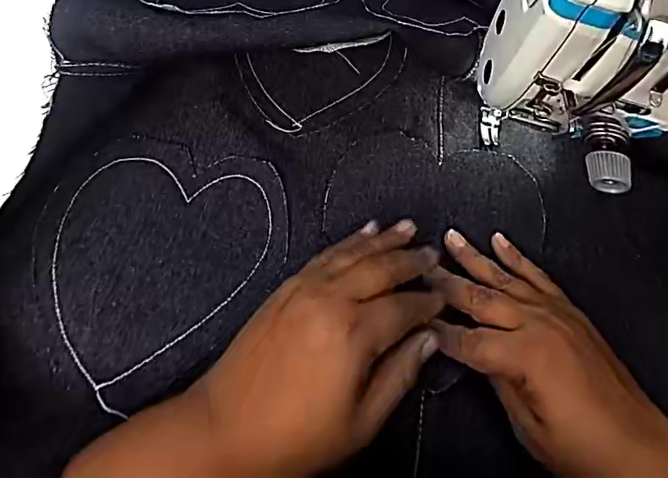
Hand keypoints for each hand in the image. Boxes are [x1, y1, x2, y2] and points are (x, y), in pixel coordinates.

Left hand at [65, 221, 446, 477]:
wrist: (223, 430)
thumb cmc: (294, 439)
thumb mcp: (358, 425)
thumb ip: (399, 376)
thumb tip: (429, 339)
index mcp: (352, 334)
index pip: (403, 308)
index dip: (427, 302)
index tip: (443, 297)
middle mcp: (332, 299)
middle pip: (382, 269)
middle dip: (411, 260)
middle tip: (433, 252)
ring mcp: (307, 287)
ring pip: (355, 253)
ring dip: (385, 239)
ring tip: (408, 227)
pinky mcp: (288, 285)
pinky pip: (327, 253)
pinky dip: (350, 240)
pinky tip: (366, 232)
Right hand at [428, 230, 667, 477]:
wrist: (637, 447)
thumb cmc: (585, 447)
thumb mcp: (528, 427)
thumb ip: (499, 382)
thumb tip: (475, 355)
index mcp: (524, 355)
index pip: (467, 338)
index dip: (440, 332)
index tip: (418, 319)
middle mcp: (538, 324)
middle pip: (480, 298)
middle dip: (447, 281)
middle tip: (423, 265)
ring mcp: (555, 312)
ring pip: (505, 277)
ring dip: (475, 256)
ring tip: (453, 237)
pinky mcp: (570, 310)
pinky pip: (537, 275)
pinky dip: (517, 257)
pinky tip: (500, 242)